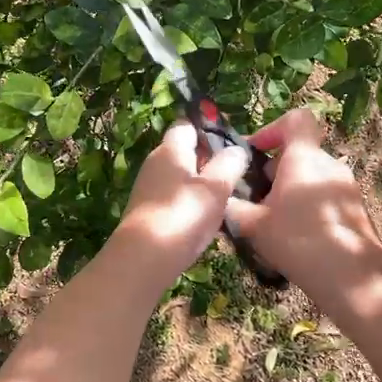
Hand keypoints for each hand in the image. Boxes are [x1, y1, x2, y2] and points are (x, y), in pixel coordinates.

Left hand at [113, 122, 249, 283]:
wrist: (144, 257)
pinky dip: (191, 202)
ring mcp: (149, 186)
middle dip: (208, 159)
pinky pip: (174, 196)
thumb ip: (229, 163)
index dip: (208, 129)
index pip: (187, 124)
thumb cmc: (184, 214)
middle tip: (236, 174)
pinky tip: (206, 219)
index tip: (231, 143)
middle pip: (184, 151)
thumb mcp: (216, 187)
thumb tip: (236, 149)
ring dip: (202, 184)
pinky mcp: (148, 209)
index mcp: (171, 148)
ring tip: (227, 199)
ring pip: (181, 176)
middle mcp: (156, 162)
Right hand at [225, 108, 381, 303]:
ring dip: (290, 191)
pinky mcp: (356, 211)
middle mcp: (330, 165)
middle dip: (274, 169)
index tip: (255, 152)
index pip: (296, 119)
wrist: (354, 282)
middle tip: (255, 197)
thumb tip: (223, 199)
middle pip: (299, 152)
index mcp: (305, 158)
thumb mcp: (253, 225)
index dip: (272, 128)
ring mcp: (347, 188)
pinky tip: (297, 238)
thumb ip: (233, 206)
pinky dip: (308, 207)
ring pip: (311, 176)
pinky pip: (325, 197)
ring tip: (273, 222)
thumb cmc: (299, 242)